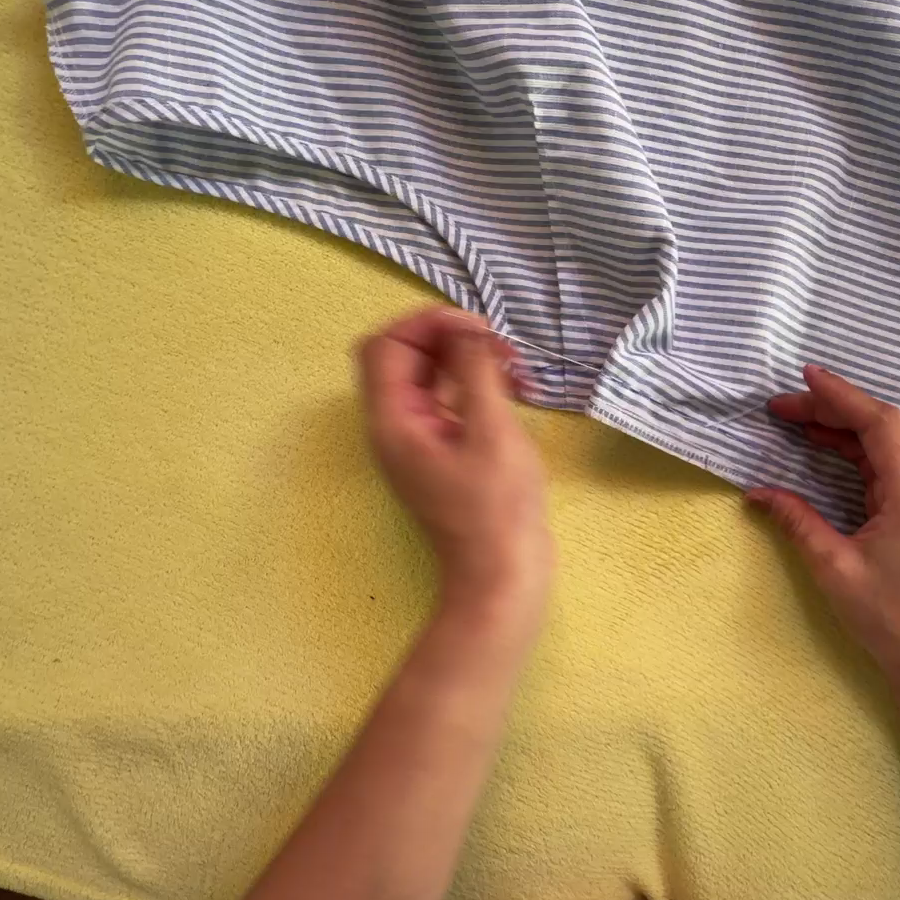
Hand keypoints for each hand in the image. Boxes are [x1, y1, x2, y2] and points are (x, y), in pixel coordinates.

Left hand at [357, 308, 552, 619]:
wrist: (501, 576)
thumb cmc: (497, 508)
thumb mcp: (491, 431)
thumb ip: (475, 370)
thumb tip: (467, 330)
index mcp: (393, 422)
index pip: (386, 344)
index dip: (427, 323)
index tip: (478, 329)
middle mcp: (395, 427)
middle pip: (404, 356)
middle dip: (450, 338)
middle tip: (499, 346)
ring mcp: (418, 442)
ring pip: (427, 377)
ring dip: (466, 361)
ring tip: (513, 366)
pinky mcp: (442, 453)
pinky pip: (447, 403)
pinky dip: (474, 387)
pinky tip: (511, 390)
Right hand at [747, 365, 899, 678]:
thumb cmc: (886, 617)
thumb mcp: (833, 567)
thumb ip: (797, 520)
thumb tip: (757, 491)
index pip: (879, 425)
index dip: (840, 396)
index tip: (803, 378)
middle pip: (880, 428)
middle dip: (830, 410)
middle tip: (779, 408)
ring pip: (883, 443)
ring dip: (840, 428)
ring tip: (793, 420)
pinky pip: (885, 464)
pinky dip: (852, 450)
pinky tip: (822, 447)